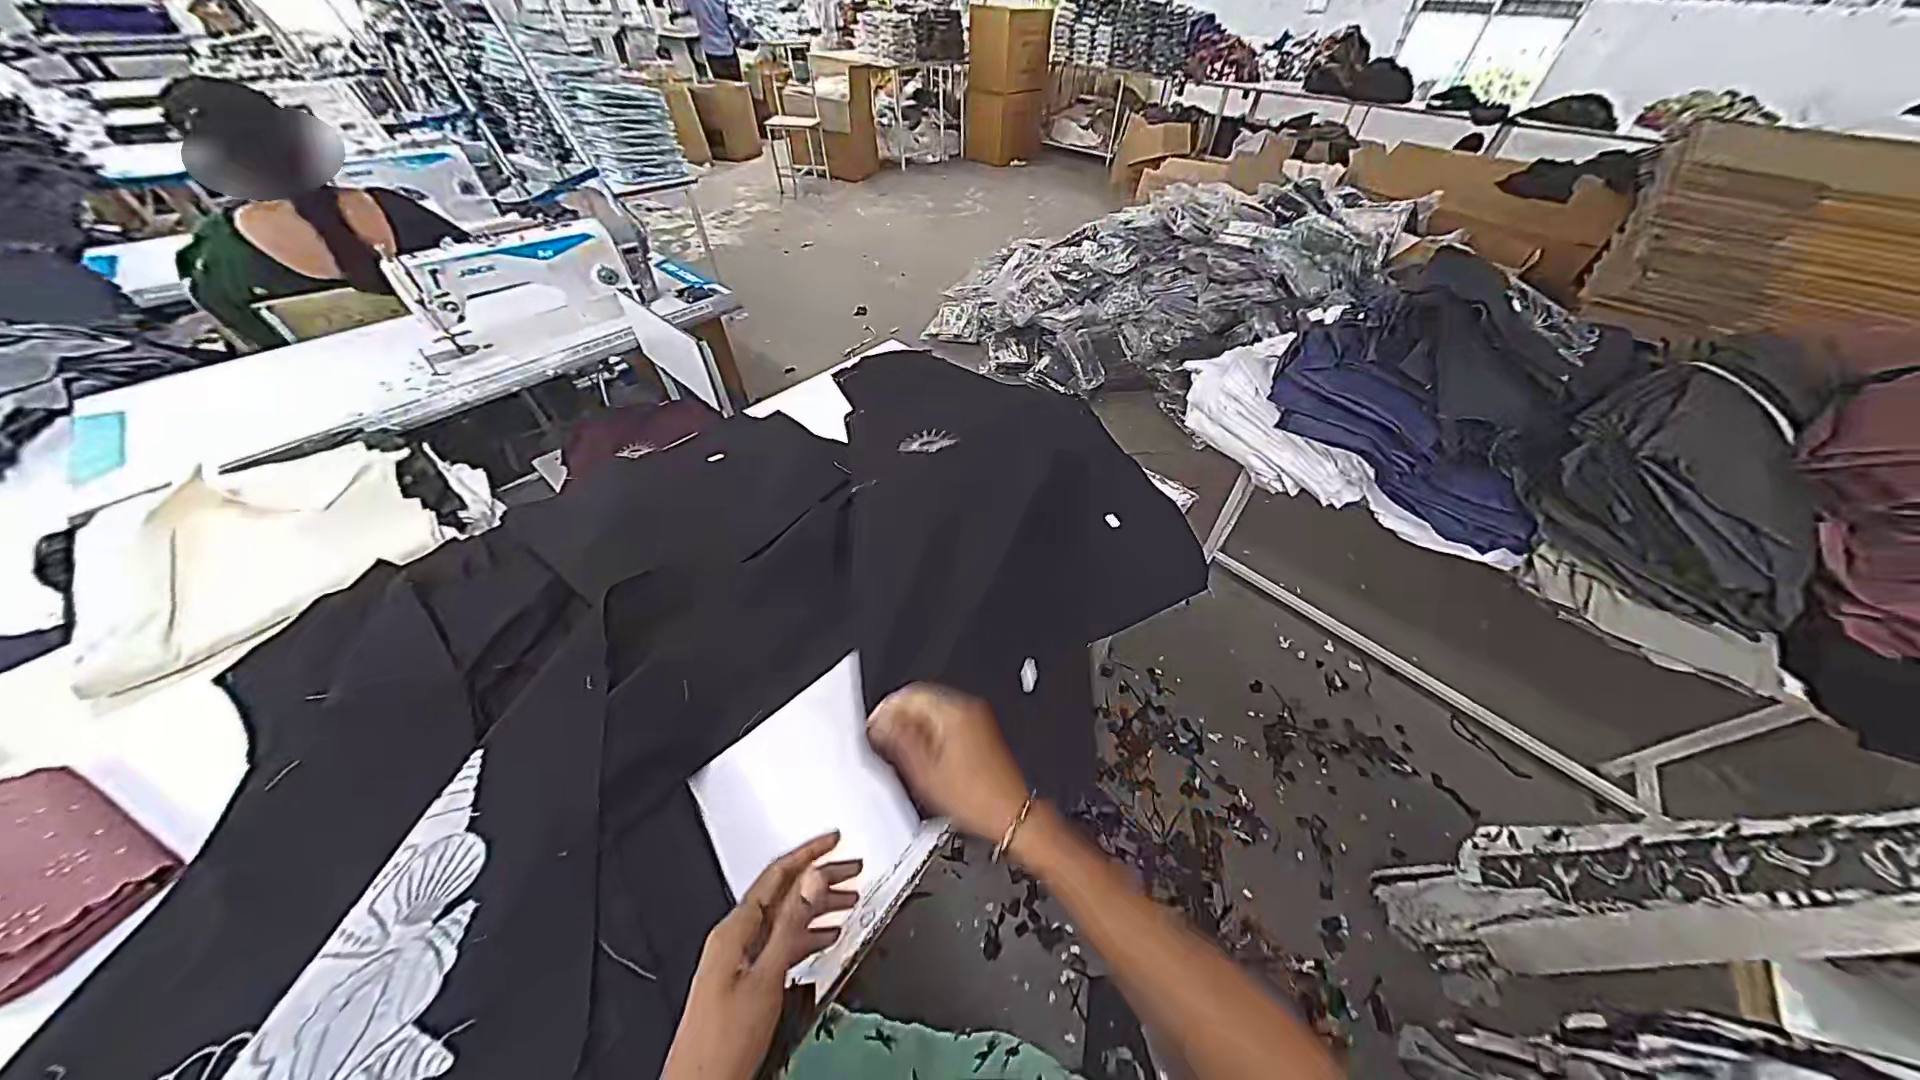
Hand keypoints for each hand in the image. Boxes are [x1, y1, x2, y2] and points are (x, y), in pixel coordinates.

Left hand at [661, 833, 859, 1079]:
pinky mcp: (747, 980)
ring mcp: (740, 959)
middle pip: (785, 894)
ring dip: (819, 907)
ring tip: (849, 899)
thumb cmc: (721, 1042)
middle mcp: (735, 939)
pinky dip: (809, 935)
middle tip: (853, 868)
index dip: (809, 853)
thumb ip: (791, 925)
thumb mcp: (766, 976)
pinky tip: (826, 938)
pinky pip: (783, 943)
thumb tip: (812, 881)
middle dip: (821, 878)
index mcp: (735, 930)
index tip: (833, 839)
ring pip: (787, 919)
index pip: (778, 874)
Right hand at [867, 683, 1031, 844]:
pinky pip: (948, 723)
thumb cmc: (977, 799)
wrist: (1012, 816)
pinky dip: (932, 734)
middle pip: (922, 701)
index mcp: (953, 712)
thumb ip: (898, 742)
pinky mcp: (982, 732)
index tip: (874, 726)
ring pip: (934, 712)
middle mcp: (968, 709)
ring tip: (902, 751)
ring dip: (915, 726)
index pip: (909, 695)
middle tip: (883, 739)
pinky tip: (925, 755)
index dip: (886, 711)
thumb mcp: (924, 773)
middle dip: (899, 719)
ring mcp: (978, 720)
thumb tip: (881, 725)